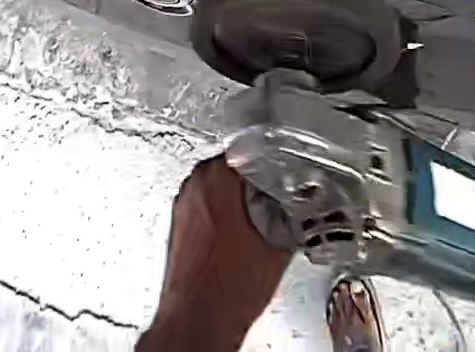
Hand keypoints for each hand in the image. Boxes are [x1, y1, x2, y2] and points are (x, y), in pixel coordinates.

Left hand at [136, 156, 292, 351]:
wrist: (198, 321)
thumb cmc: (227, 289)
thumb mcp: (274, 250)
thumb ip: (286, 221)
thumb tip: (296, 215)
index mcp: (216, 179)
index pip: (244, 152)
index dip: (266, 160)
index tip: (278, 170)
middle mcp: (194, 184)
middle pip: (228, 166)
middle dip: (250, 178)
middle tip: (271, 192)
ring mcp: (183, 203)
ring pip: (213, 184)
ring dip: (233, 194)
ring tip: (255, 213)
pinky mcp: (178, 222)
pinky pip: (202, 203)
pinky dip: (218, 210)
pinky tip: (235, 231)